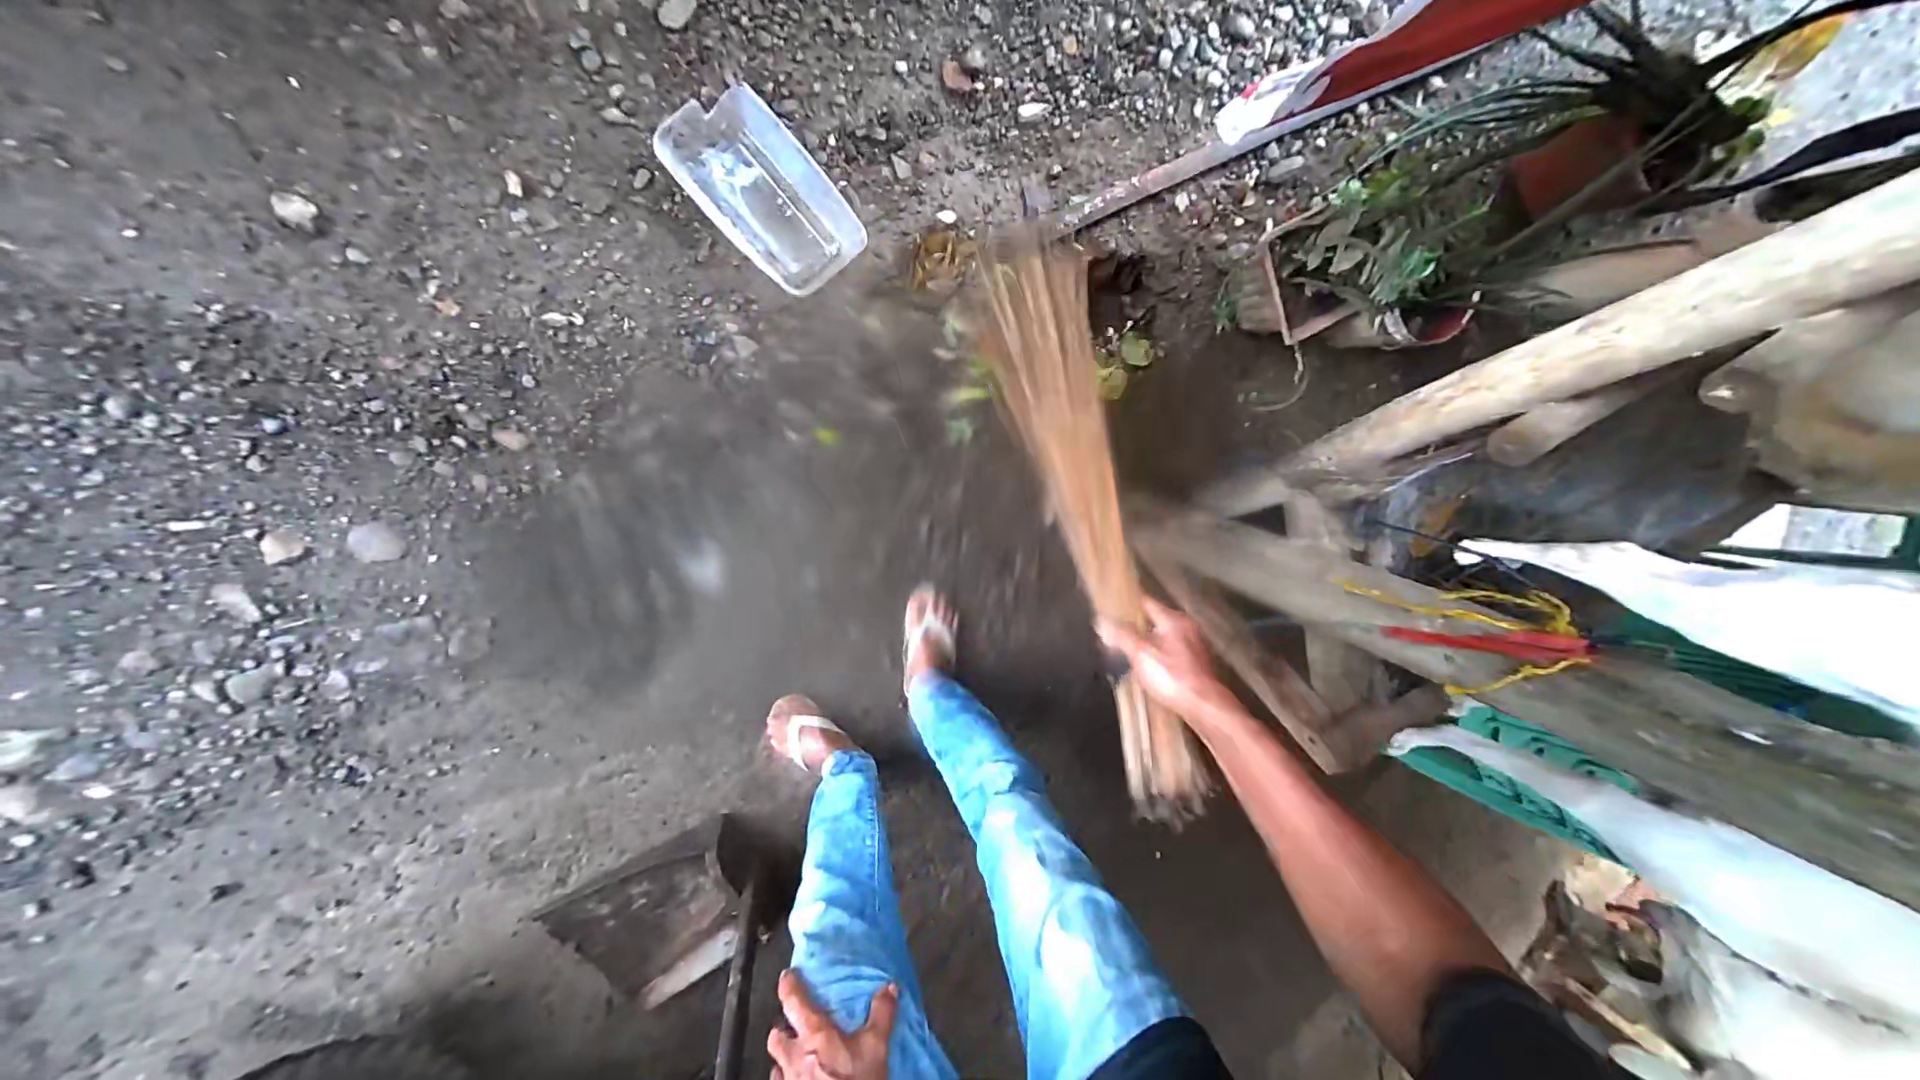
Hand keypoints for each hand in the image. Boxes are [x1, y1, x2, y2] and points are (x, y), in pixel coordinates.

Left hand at [767, 970, 896, 1079]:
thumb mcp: (876, 1047)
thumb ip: (881, 1014)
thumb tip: (889, 987)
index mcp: (814, 1034)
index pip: (793, 1001)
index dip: (788, 985)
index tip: (787, 976)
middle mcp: (794, 1056)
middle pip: (775, 1036)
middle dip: (782, 1027)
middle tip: (794, 1024)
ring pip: (776, 1063)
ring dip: (784, 1056)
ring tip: (798, 1054)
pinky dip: (789, 1079)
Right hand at [1096, 598, 1237, 726]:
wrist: (1205, 706)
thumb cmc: (1171, 676)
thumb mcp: (1140, 653)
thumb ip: (1121, 634)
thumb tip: (1101, 620)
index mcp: (1173, 619)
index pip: (1146, 602)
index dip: (1127, 606)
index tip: (1110, 611)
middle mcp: (1187, 628)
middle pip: (1155, 620)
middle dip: (1136, 627)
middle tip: (1115, 635)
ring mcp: (1195, 646)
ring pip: (1164, 638)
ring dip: (1148, 643)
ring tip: (1128, 654)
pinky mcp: (1197, 665)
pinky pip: (1172, 653)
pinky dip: (1159, 657)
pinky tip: (1150, 669)